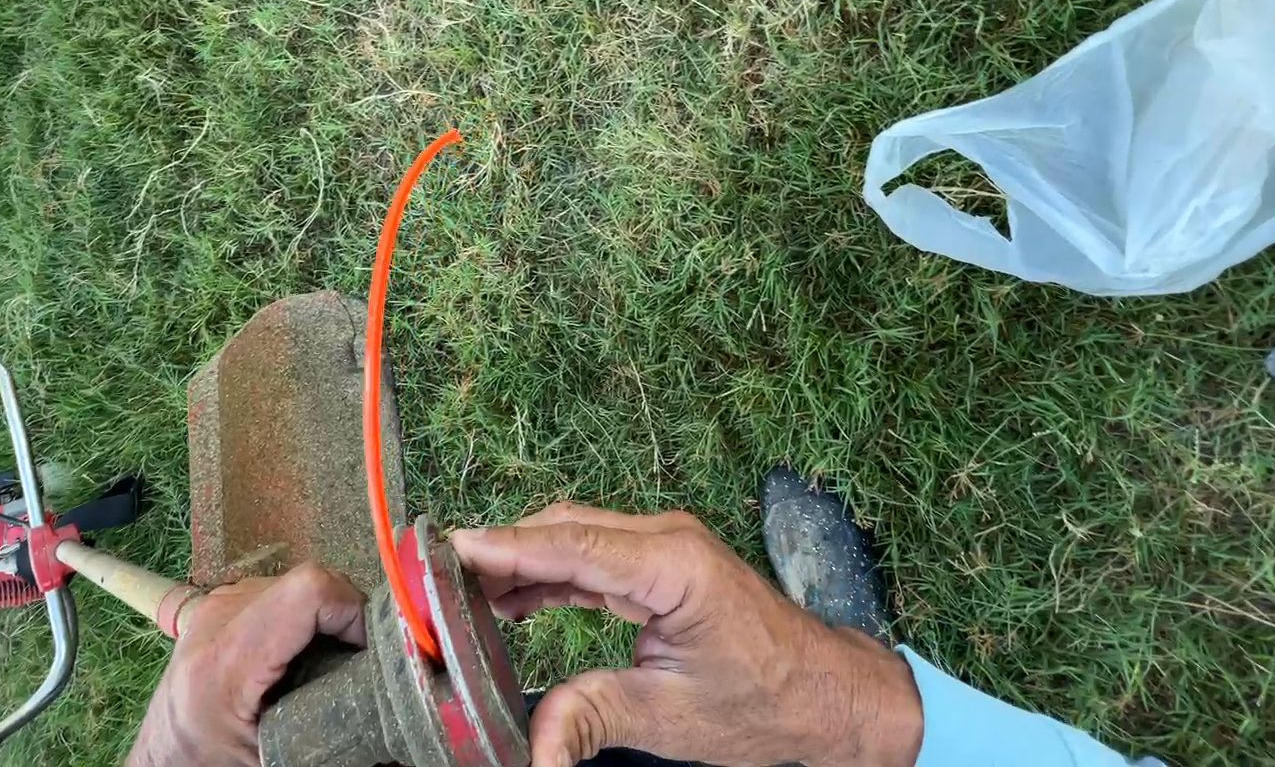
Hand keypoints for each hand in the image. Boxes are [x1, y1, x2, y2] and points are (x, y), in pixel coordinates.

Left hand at [126, 563, 366, 766]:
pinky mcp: (220, 601)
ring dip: (327, 615)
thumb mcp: (277, 754)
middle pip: (311, 581)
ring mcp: (217, 603)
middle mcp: (217, 618)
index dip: (353, 610)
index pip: (309, 590)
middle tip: (360, 663)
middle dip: (347, 615)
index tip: (371, 652)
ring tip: (331, 663)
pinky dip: (305, 616)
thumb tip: (398, 697)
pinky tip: (302, 654)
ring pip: (300, 582)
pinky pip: (281, 590)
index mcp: (226, 662)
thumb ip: (335, 719)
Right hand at [451, 505, 921, 766]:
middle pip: (567, 529)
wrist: (829, 695)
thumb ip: (595, 718)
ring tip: (468, 592)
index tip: (455, 545)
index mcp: (672, 565)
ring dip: (524, 560)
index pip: (573, 545)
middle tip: (445, 575)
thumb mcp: (676, 719)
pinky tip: (517, 598)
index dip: (509, 545)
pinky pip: (594, 556)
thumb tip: (532, 751)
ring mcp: (663, 546)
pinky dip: (551, 573)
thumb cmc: (767, 705)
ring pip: (576, 537)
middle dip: (506, 549)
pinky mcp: (660, 563)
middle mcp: (665, 539)